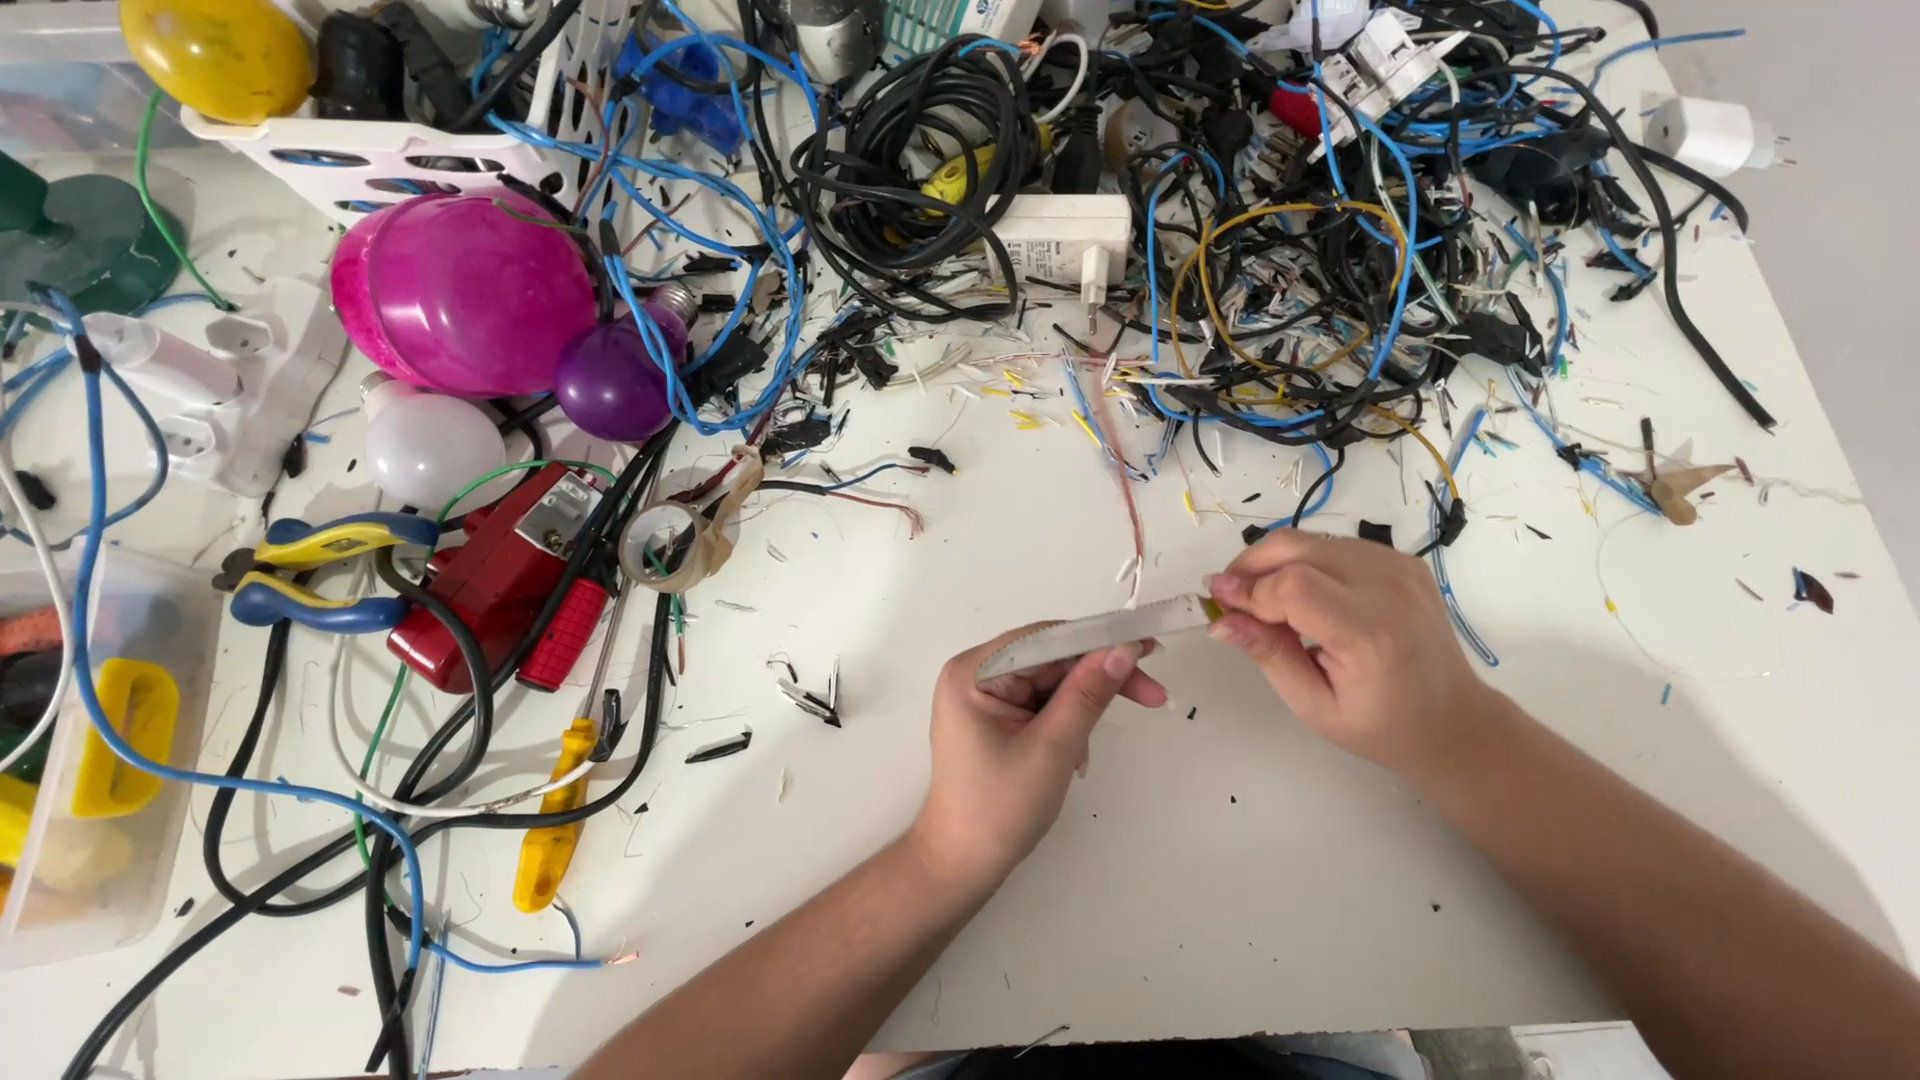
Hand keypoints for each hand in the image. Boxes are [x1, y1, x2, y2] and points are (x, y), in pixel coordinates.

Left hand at [909, 626, 1168, 888]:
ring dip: (1082, 708)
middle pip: (1051, 658)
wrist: (961, 863)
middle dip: (1098, 678)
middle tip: (1154, 695)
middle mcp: (975, 673)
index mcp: (974, 672)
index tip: (1147, 647)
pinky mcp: (994, 715)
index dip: (1099, 639)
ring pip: (1051, 681)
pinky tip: (1073, 756)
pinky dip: (1066, 722)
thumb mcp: (1052, 748)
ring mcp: (983, 695)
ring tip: (1085, 755)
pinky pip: (1041, 702)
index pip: (1046, 639)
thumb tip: (1123, 648)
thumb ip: (1088, 694)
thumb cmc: (1000, 809)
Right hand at [1205, 530, 1506, 776]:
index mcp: (1371, 634)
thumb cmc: (1382, 726)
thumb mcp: (1314, 706)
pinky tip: (1297, 595)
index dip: (1247, 591)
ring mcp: (1399, 567)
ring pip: (1310, 540)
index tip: (1218, 605)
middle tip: (1229, 596)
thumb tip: (1221, 620)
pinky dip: (1302, 561)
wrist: (1455, 719)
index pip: (1293, 587)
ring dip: (1274, 563)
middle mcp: (1389, 588)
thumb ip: (1269, 655)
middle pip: (1297, 547)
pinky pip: (1332, 545)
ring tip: (1260, 600)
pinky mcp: (1401, 560)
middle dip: (1251, 566)